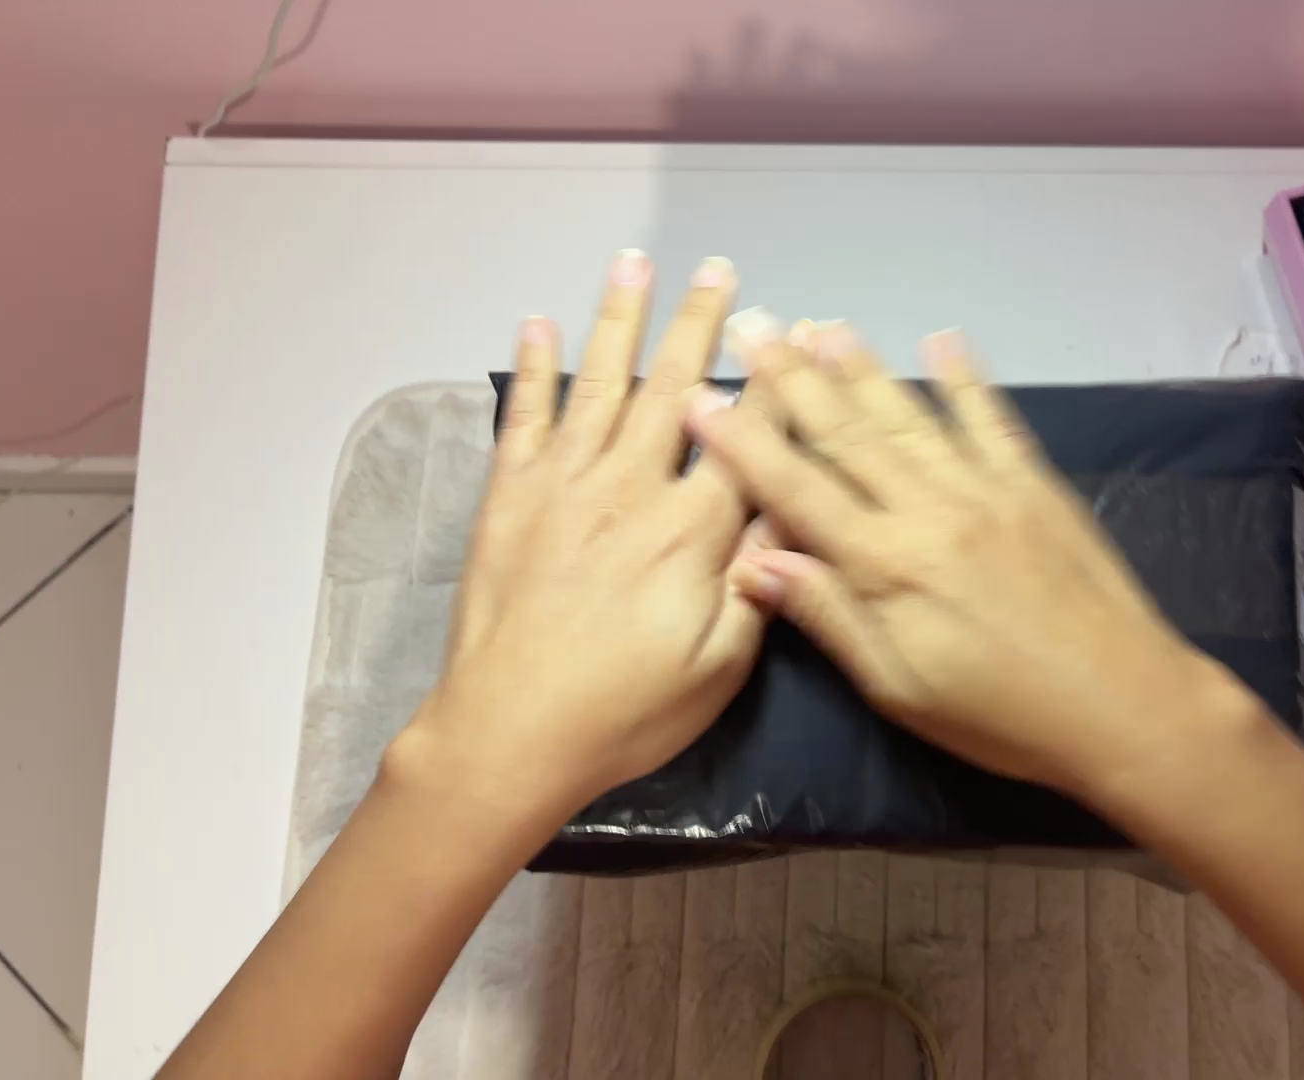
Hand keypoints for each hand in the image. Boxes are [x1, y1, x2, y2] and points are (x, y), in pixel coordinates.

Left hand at [390, 251, 776, 829]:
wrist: (510, 737)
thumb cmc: (628, 711)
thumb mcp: (720, 667)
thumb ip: (758, 582)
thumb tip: (787, 511)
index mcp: (689, 531)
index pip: (743, 437)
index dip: (774, 381)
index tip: (793, 332)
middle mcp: (628, 488)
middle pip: (673, 389)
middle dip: (699, 324)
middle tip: (717, 270)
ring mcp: (562, 485)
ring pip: (600, 385)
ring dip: (619, 320)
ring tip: (634, 263)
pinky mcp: (510, 498)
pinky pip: (524, 419)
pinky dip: (530, 369)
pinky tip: (535, 326)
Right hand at [691, 322, 1256, 801]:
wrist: (1124, 705)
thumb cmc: (999, 714)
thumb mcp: (899, 688)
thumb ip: (829, 617)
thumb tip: (754, 561)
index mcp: (887, 564)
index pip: (797, 490)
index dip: (744, 443)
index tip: (701, 398)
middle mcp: (930, 509)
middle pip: (847, 434)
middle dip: (793, 378)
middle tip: (755, 325)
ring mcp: (987, 489)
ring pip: (909, 416)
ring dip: (862, 368)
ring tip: (823, 325)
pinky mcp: (1035, 486)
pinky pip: (993, 420)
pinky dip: (966, 379)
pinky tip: (942, 340)